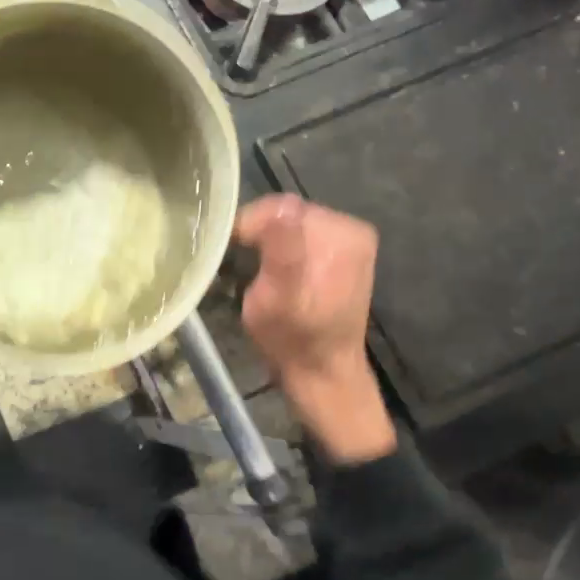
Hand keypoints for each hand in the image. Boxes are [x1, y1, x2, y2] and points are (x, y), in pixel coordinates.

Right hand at [235, 194, 395, 462]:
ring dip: (263, 247)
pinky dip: (275, 252)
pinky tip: (271, 276)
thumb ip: (283, 250)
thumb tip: (283, 206)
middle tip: (242, 271)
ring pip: (283, 225)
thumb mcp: (281, 297)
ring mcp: (345, 241)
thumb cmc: (295, 339)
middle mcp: (350, 229)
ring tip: (255, 275)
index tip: (229, 256)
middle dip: (257, 239)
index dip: (248, 229)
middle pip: (282, 214)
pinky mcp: (336, 253)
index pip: (279, 207)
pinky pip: (293, 237)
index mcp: (343, 233)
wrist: (321, 374)